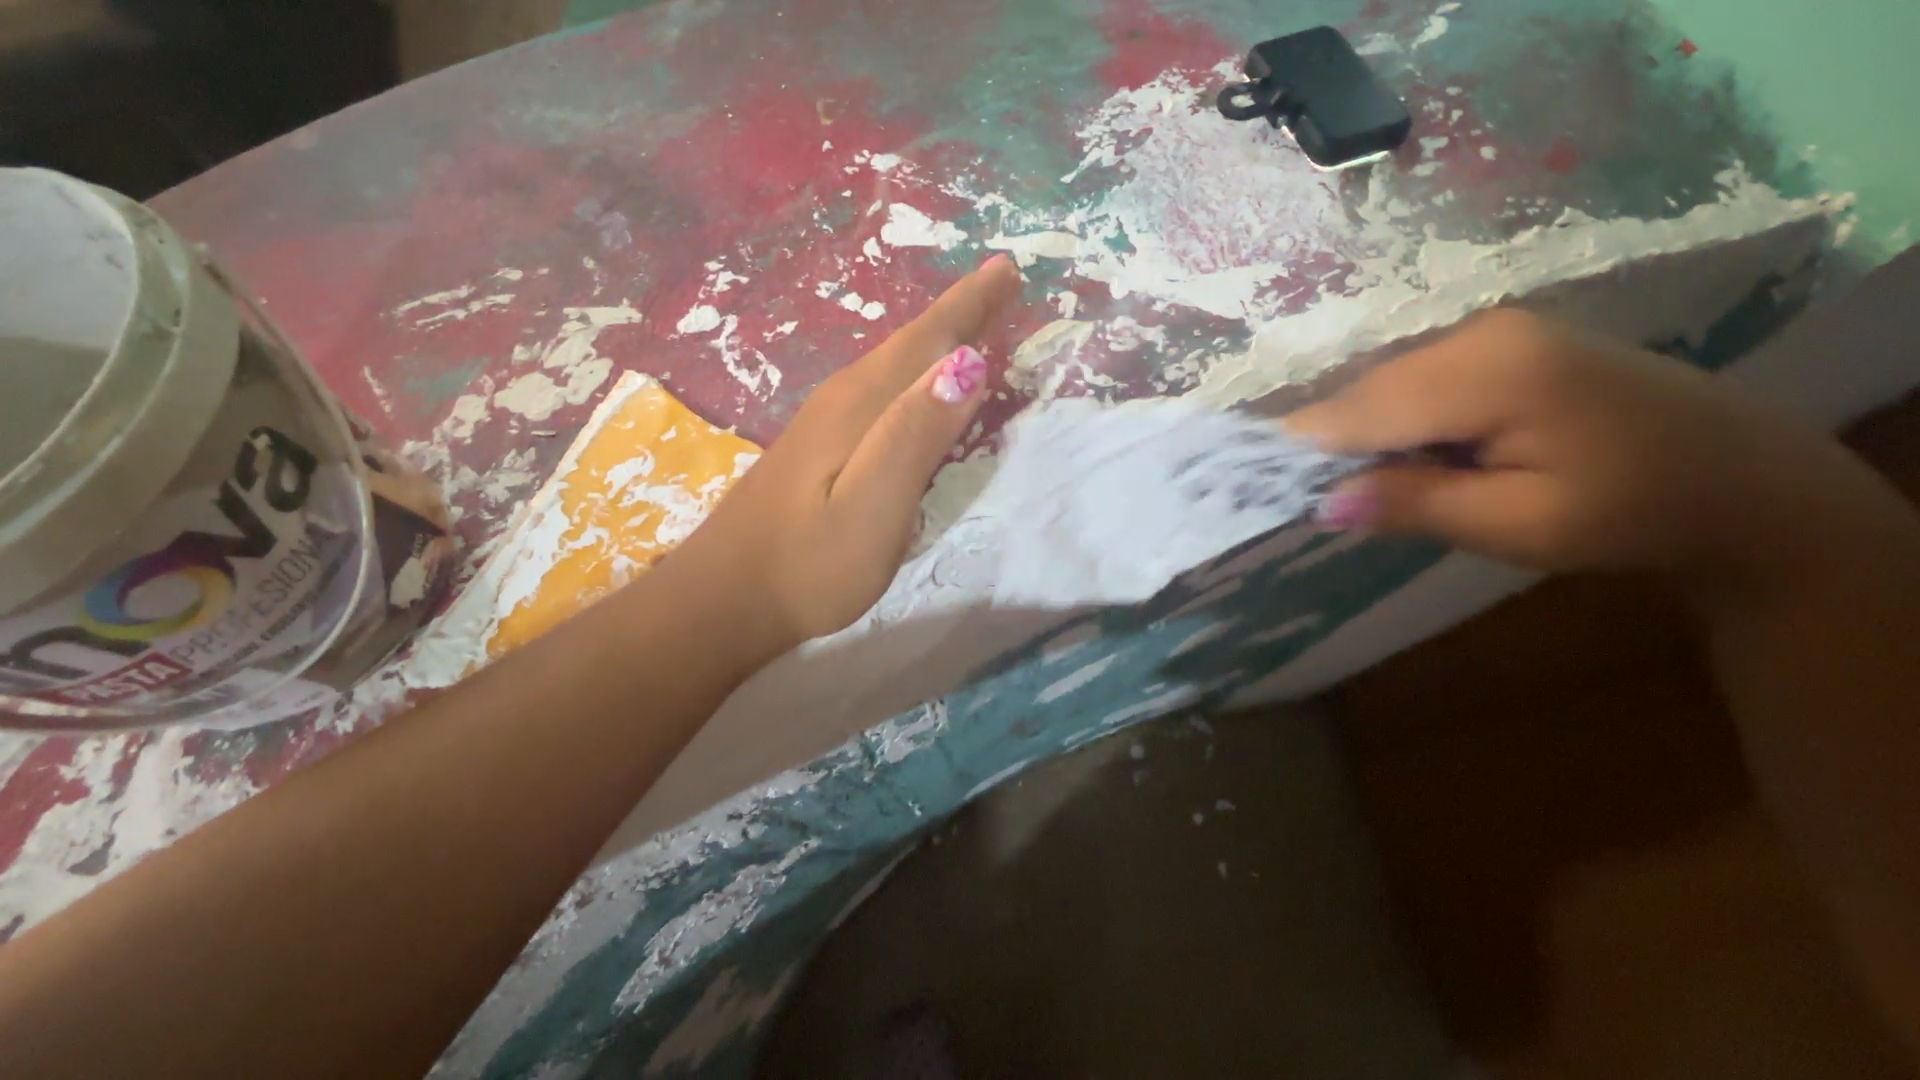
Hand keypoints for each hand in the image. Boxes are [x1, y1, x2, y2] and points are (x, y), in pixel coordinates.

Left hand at [675, 255, 1022, 652]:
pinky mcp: (814, 449)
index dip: (969, 305)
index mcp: (860, 405)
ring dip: (934, 338)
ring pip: (891, 365)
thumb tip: (966, 362)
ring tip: (972, 322)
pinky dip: (909, 374)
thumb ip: (916, 436)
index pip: (926, 340)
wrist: (724, 599)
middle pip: (908, 344)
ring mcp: (822, 423)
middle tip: (1001, 281)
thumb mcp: (872, 507)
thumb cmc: (808, 565)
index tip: (1007, 268)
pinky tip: (914, 385)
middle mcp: (841, 400)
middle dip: (957, 312)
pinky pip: (877, 390)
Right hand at [1285, 309, 1894, 588]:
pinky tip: (1407, 458)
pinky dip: (1394, 420)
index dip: (1299, 445)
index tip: (1247, 480)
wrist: (1743, 480)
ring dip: (1361, 433)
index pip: (1361, 408)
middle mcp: (1482, 332)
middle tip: (1303, 498)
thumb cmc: (1633, 513)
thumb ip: (1418, 504)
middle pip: (1368, 389)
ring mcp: (1494, 329)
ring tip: (1354, 486)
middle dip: (1328, 442)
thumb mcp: (1520, 527)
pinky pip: (1417, 378)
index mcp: (1490, 372)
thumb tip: (1322, 500)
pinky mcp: (1503, 341)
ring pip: (1387, 383)